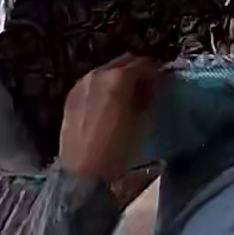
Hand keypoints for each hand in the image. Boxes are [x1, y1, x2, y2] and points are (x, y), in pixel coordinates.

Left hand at [57, 55, 161, 181]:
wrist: (82, 173)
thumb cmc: (118, 150)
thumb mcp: (142, 123)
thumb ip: (148, 96)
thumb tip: (152, 83)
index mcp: (119, 78)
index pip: (143, 63)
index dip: (155, 69)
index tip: (161, 77)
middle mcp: (99, 73)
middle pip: (123, 61)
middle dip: (136, 69)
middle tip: (147, 83)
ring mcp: (83, 82)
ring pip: (106, 70)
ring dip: (119, 76)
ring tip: (127, 93)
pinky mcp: (72, 94)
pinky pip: (92, 82)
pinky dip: (103, 85)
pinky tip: (107, 101)